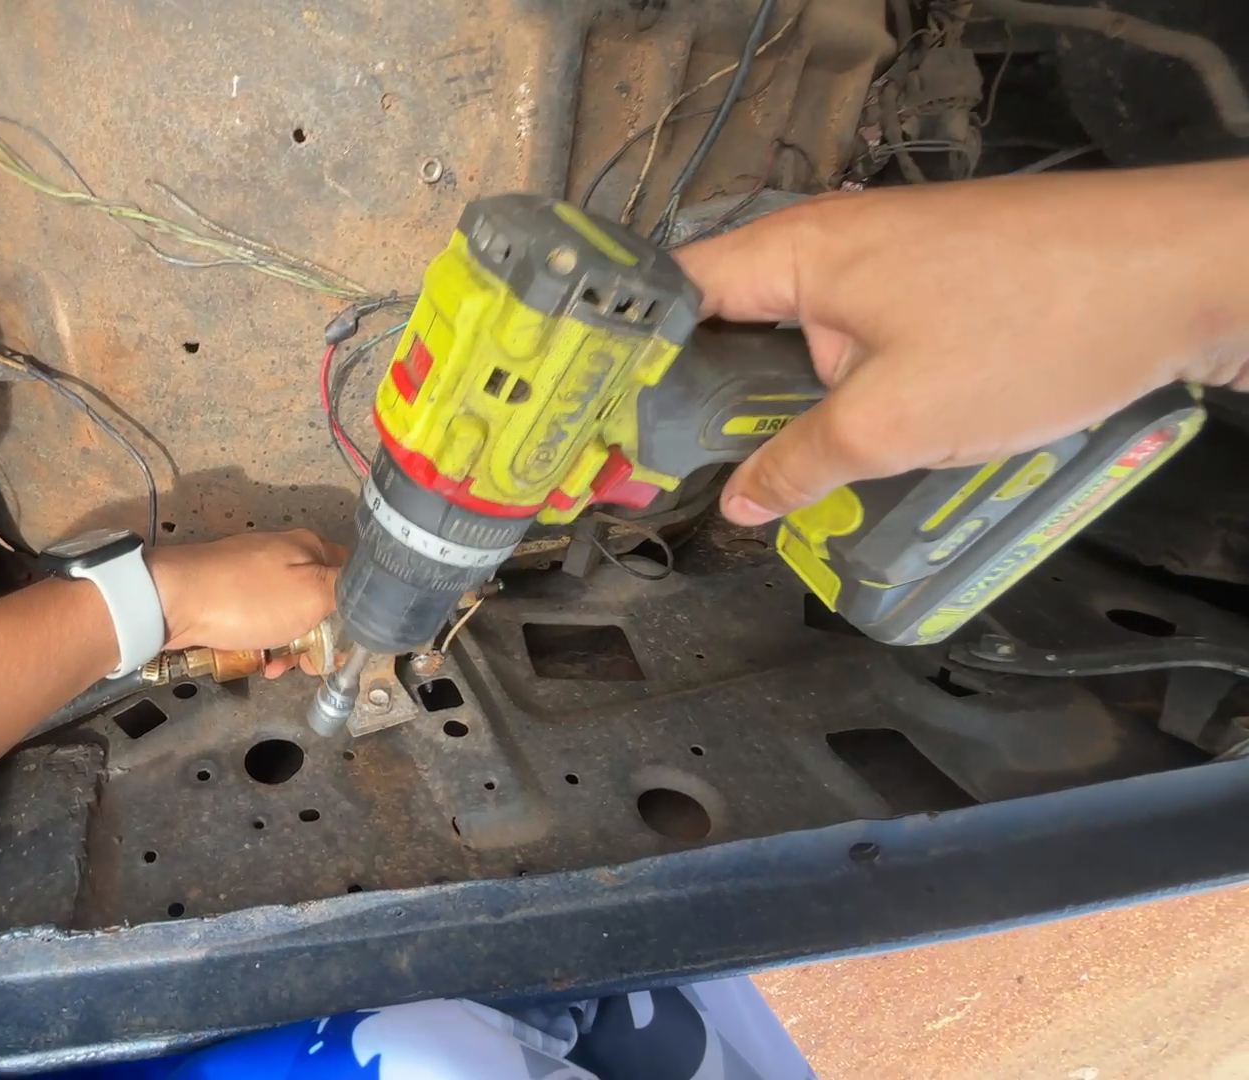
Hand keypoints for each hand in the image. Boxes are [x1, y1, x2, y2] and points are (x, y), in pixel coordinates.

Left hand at [146, 529, 346, 675]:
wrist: (173, 600)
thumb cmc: (248, 599)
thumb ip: (347, 591)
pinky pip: (259, 621)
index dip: (356, 613)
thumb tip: (376, 585)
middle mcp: (285, 555)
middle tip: (307, 664)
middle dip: (317, 638)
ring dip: (287, 646)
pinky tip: (256, 660)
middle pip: (320, 602)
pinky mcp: (230, 593)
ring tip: (276, 668)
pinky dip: (262, 642)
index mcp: (310, 547)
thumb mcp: (311, 594)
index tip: (347, 644)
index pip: (353, 578)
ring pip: (289, 616)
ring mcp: (254, 574)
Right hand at [673, 160, 1248, 525]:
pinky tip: (813, 426)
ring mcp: (868, 257)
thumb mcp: (892, 422)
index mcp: (790, 253)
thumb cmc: (1041, 326)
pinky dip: (807, 380)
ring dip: (753, 390)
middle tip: (660, 449)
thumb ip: (794, 467)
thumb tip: (737, 508)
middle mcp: (818, 244)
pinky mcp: (911, 277)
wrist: (1217, 270)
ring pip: (772, 330)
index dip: (627, 353)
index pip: (666, 292)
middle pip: (712, 316)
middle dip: (685, 385)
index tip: (604, 413)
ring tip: (729, 449)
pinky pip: (827, 332)